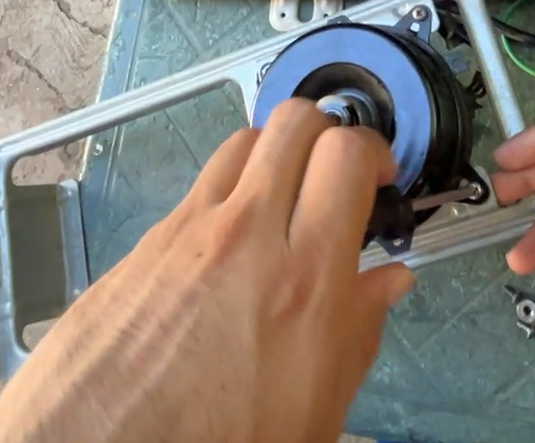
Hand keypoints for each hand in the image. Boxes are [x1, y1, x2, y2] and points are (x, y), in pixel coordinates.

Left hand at [0, 101, 413, 442]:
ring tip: (284, 197)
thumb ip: (358, 332)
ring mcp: (189, 229)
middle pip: (294, 122)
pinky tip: (231, 240)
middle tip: (335, 171)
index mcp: (303, 280)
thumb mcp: (314, 412)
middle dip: (327, 131)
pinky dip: (230, 191)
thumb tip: (388, 280)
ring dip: (275, 154)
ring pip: (245, 139)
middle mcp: (246, 234)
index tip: (378, 175)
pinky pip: (200, 185)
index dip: (375, 150)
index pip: (347, 155)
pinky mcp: (147, 239)